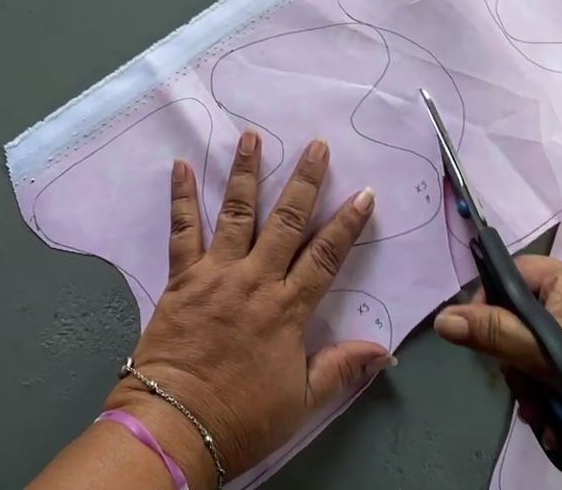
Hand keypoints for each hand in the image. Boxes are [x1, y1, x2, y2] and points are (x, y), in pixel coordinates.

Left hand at [105, 131, 391, 485]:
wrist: (177, 425)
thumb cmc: (243, 417)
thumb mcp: (302, 401)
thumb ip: (340, 368)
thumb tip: (384, 351)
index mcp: (287, 309)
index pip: (325, 257)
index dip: (347, 225)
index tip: (363, 194)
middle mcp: (255, 280)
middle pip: (286, 222)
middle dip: (304, 181)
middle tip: (316, 146)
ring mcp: (217, 273)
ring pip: (237, 213)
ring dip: (245, 172)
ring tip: (252, 136)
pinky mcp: (182, 277)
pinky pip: (183, 230)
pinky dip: (182, 197)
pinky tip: (182, 166)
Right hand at [433, 256, 561, 489]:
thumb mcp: (547, 354)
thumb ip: (493, 333)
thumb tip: (442, 318)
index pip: (515, 274)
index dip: (489, 301)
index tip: (478, 337)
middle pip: (522, 320)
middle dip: (514, 360)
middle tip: (519, 386)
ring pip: (538, 356)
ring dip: (532, 389)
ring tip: (543, 416)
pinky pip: (561, 379)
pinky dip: (553, 402)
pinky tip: (558, 427)